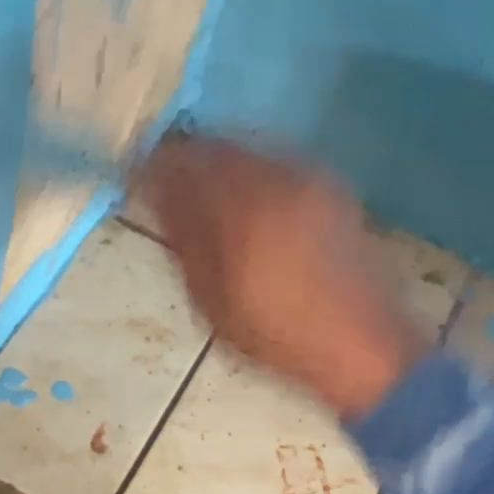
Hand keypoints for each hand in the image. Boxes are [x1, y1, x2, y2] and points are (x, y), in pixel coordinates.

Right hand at [133, 136, 427, 419]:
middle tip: (165, 192)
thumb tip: (160, 198)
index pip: (184, 163)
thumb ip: (186, 240)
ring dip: (221, 171)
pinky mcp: (332, 190)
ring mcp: (311, 178)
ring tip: (204, 205)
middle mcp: (278, 175)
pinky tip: (245, 212)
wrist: (360, 343)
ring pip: (250, 156)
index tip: (134, 180)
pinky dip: (252, 180)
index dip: (154, 168)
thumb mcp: (212, 299)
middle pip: (219, 149)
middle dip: (188, 164)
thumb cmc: (275, 333)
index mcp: (243, 203)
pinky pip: (277, 168)